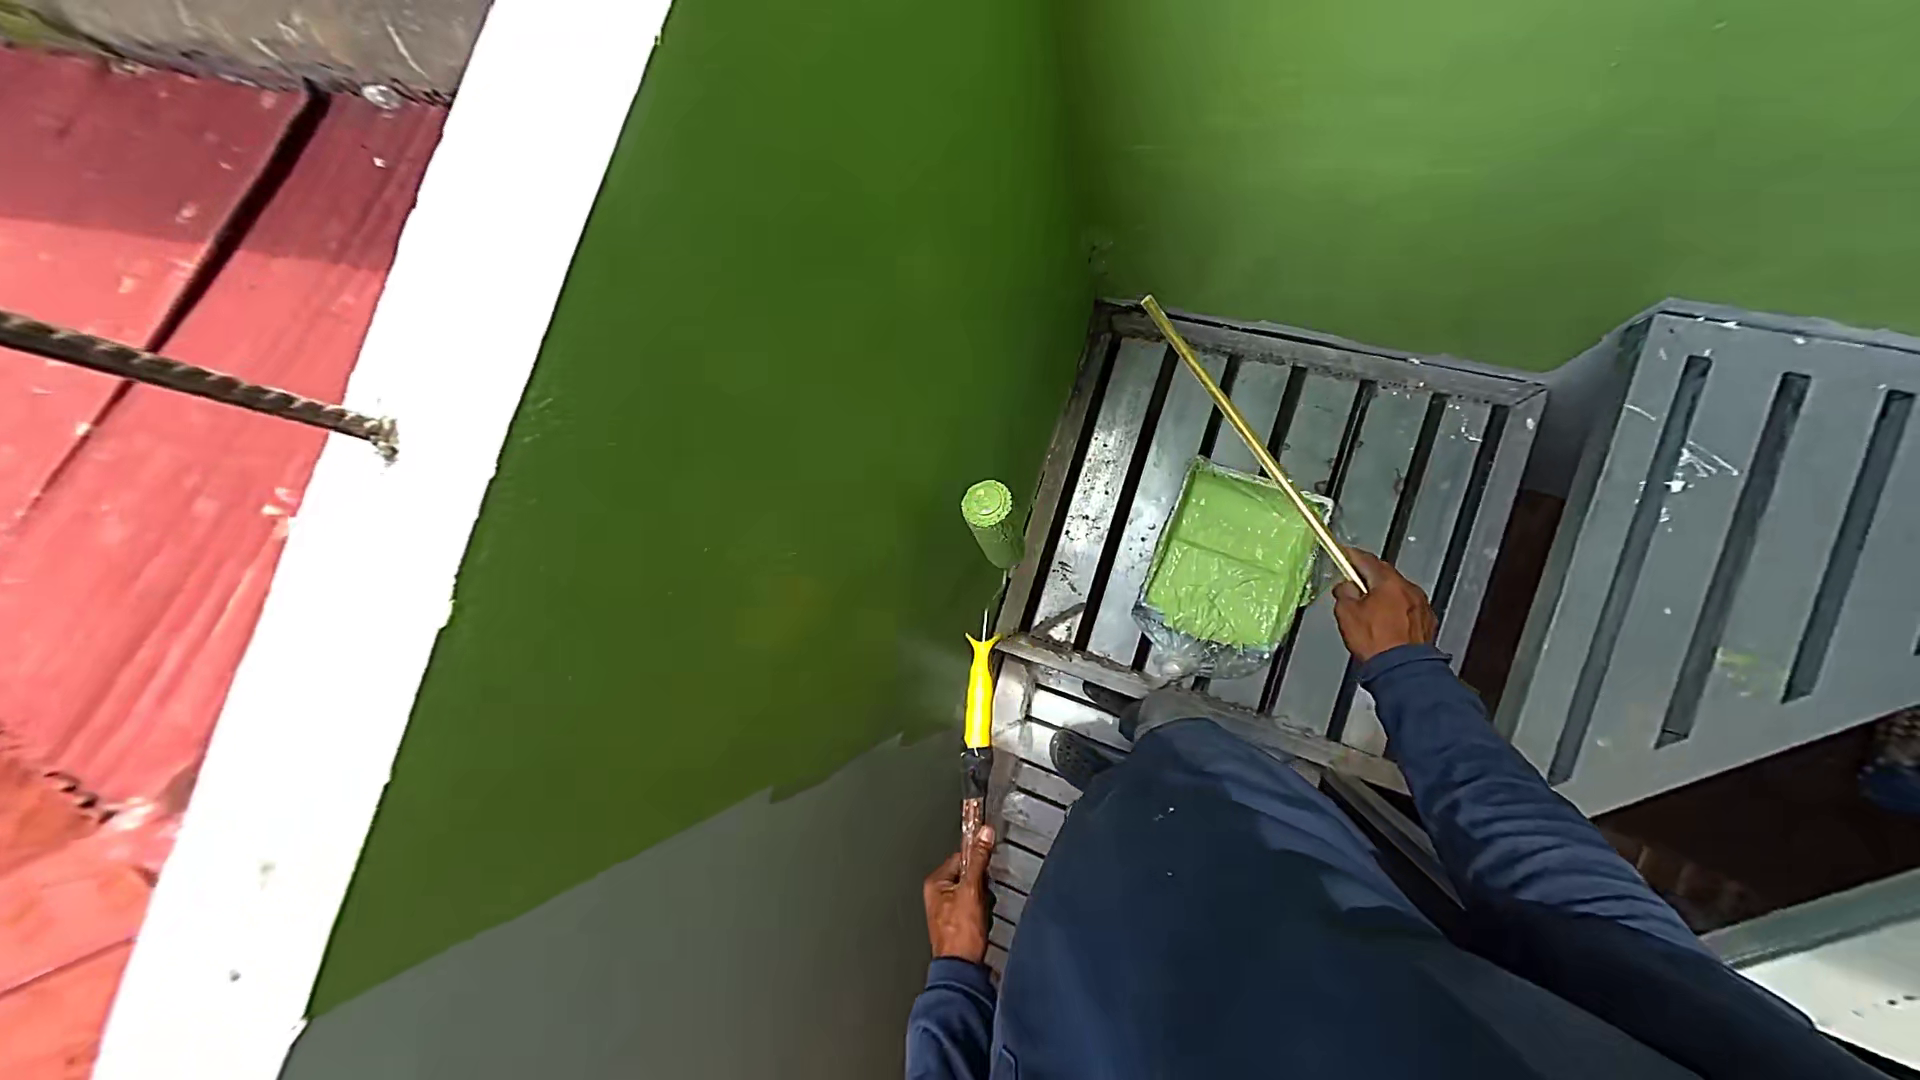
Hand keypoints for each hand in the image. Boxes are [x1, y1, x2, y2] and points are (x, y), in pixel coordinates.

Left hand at [922, 825, 995, 962]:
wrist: (963, 970)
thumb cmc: (961, 935)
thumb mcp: (972, 889)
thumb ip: (979, 859)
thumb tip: (984, 834)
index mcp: (936, 883)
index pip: (961, 856)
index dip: (977, 864)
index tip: (986, 871)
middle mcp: (938, 895)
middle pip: (969, 875)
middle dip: (981, 886)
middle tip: (981, 898)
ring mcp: (946, 910)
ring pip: (974, 892)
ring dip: (983, 901)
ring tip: (981, 914)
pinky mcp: (957, 923)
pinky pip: (974, 908)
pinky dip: (981, 913)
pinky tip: (981, 923)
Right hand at [1331, 547, 1436, 662]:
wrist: (1402, 670)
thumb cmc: (1375, 641)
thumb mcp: (1346, 613)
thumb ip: (1344, 593)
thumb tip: (1346, 587)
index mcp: (1389, 583)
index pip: (1367, 560)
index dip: (1352, 555)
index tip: (1344, 552)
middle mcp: (1409, 590)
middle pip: (1385, 574)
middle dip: (1367, 575)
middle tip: (1351, 580)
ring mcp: (1421, 606)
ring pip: (1397, 590)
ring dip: (1382, 593)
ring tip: (1366, 606)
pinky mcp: (1427, 621)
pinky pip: (1407, 606)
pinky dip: (1394, 608)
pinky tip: (1383, 620)